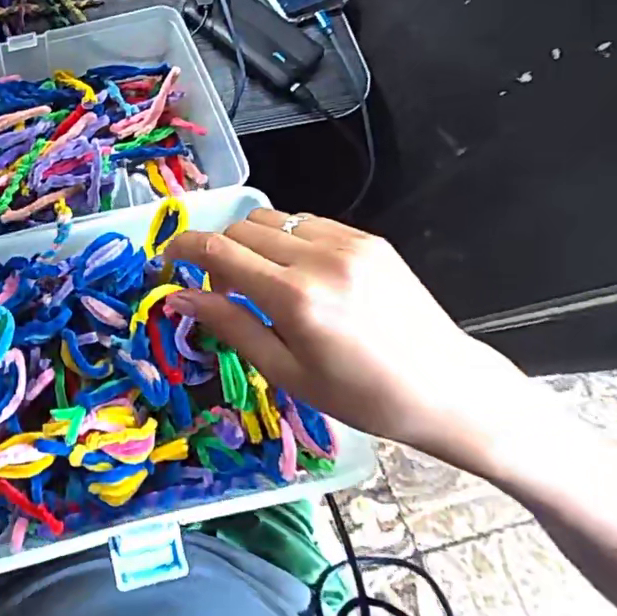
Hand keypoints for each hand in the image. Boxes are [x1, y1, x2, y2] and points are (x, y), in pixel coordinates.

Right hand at [165, 209, 534, 465]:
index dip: (183, 247)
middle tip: (225, 291)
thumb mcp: (286, 371)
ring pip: (272, 218)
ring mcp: (348, 243)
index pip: (218, 251)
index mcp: (295, 297)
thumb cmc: (361, 396)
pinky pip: (308, 223)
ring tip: (266, 283)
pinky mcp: (369, 240)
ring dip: (253, 244)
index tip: (168, 258)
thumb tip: (178, 297)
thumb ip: (229, 324)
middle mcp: (319, 258)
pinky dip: (288, 241)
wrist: (448, 388)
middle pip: (240, 228)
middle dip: (219, 252)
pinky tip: (303, 276)